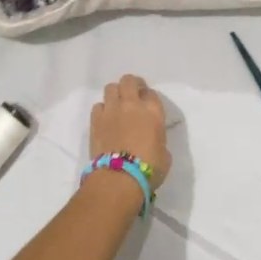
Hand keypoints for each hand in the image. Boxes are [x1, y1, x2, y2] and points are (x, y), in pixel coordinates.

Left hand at [88, 74, 170, 188]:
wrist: (119, 178)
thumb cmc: (149, 170)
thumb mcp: (165, 155)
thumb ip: (159, 140)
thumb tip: (153, 138)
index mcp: (153, 112)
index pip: (151, 93)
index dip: (149, 98)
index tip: (148, 105)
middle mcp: (132, 105)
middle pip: (129, 81)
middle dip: (132, 85)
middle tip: (133, 94)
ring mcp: (112, 110)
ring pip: (111, 87)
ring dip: (115, 94)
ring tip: (117, 105)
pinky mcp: (96, 120)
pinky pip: (98, 105)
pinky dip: (103, 109)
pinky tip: (106, 119)